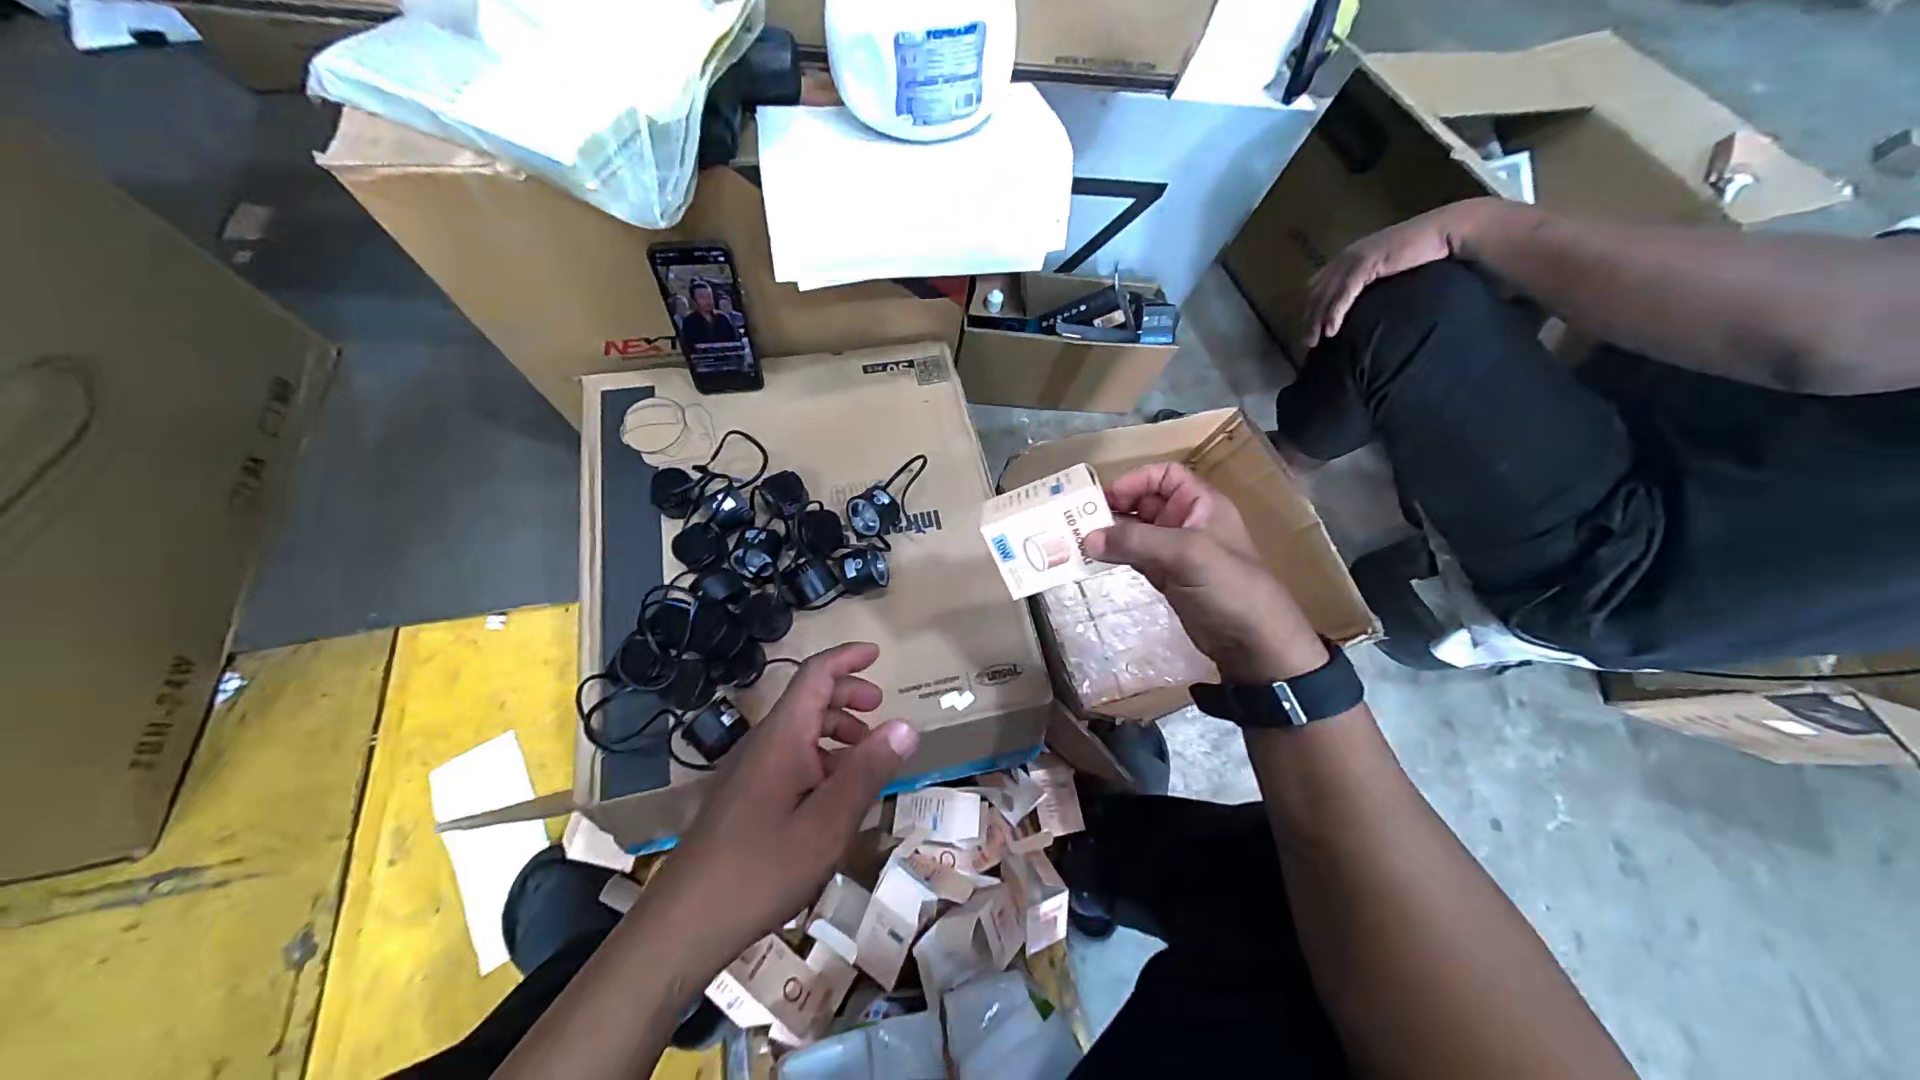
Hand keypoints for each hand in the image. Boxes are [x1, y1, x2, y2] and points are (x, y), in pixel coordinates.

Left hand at [638, 642, 917, 971]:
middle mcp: (763, 743)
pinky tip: (836, 797)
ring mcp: (750, 771)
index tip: (877, 653)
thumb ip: (867, 770)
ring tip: (867, 758)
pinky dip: (820, 761)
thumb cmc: (762, 868)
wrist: (686, 922)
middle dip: (847, 695)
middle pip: (808, 699)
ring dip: (836, 732)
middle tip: (880, 710)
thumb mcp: (828, 822)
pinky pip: (789, 760)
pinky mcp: (745, 798)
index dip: (846, 658)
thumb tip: (905, 725)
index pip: (815, 675)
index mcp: (783, 737)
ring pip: (799, 732)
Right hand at [1085, 464, 1328, 682]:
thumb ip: (1136, 541)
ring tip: (1079, 540)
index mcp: (1202, 504)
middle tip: (1079, 520)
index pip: (1165, 476)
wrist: (1253, 642)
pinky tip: (1095, 560)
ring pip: (1137, 532)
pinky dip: (1116, 556)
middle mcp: (1188, 522)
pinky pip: (1136, 558)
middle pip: (1145, 502)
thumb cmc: (1228, 586)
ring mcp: (1177, 552)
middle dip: (1115, 507)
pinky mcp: (1168, 578)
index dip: (1135, 479)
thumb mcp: (1185, 554)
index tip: (1103, 496)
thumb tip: (1087, 539)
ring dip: (1111, 533)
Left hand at [1300, 199, 1489, 349]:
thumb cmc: (1420, 254)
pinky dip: (1335, 312)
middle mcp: (1345, 257)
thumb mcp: (1385, 271)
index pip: (1317, 286)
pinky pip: (1344, 292)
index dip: (1310, 308)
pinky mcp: (1367, 262)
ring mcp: (1354, 258)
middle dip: (1308, 318)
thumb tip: (1361, 309)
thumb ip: (1369, 284)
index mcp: (1347, 258)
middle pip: (1316, 293)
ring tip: (1314, 341)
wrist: (1444, 231)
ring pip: (1326, 294)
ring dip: (1317, 320)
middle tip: (1307, 342)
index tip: (1308, 329)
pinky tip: (1332, 329)